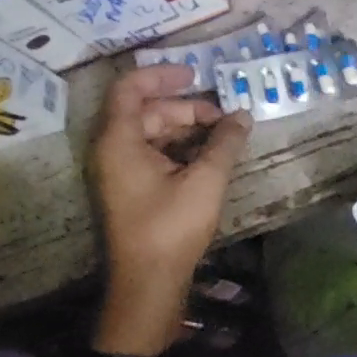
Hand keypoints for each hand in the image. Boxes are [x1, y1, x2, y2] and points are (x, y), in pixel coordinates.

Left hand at [91, 65, 250, 355]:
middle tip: (226, 118)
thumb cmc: (171, 227)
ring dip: (188, 129)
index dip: (163, 75)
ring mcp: (121, 170)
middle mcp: (113, 149)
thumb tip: (243, 115)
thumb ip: (224, 143)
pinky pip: (155, 153)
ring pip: (154, 133)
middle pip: (148, 111)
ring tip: (225, 136)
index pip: (132, 88)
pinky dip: (182, 148)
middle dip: (188, 108)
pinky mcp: (133, 188)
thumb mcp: (205, 180)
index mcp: (119, 140)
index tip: (197, 75)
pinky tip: (212, 156)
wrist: (148, 282)